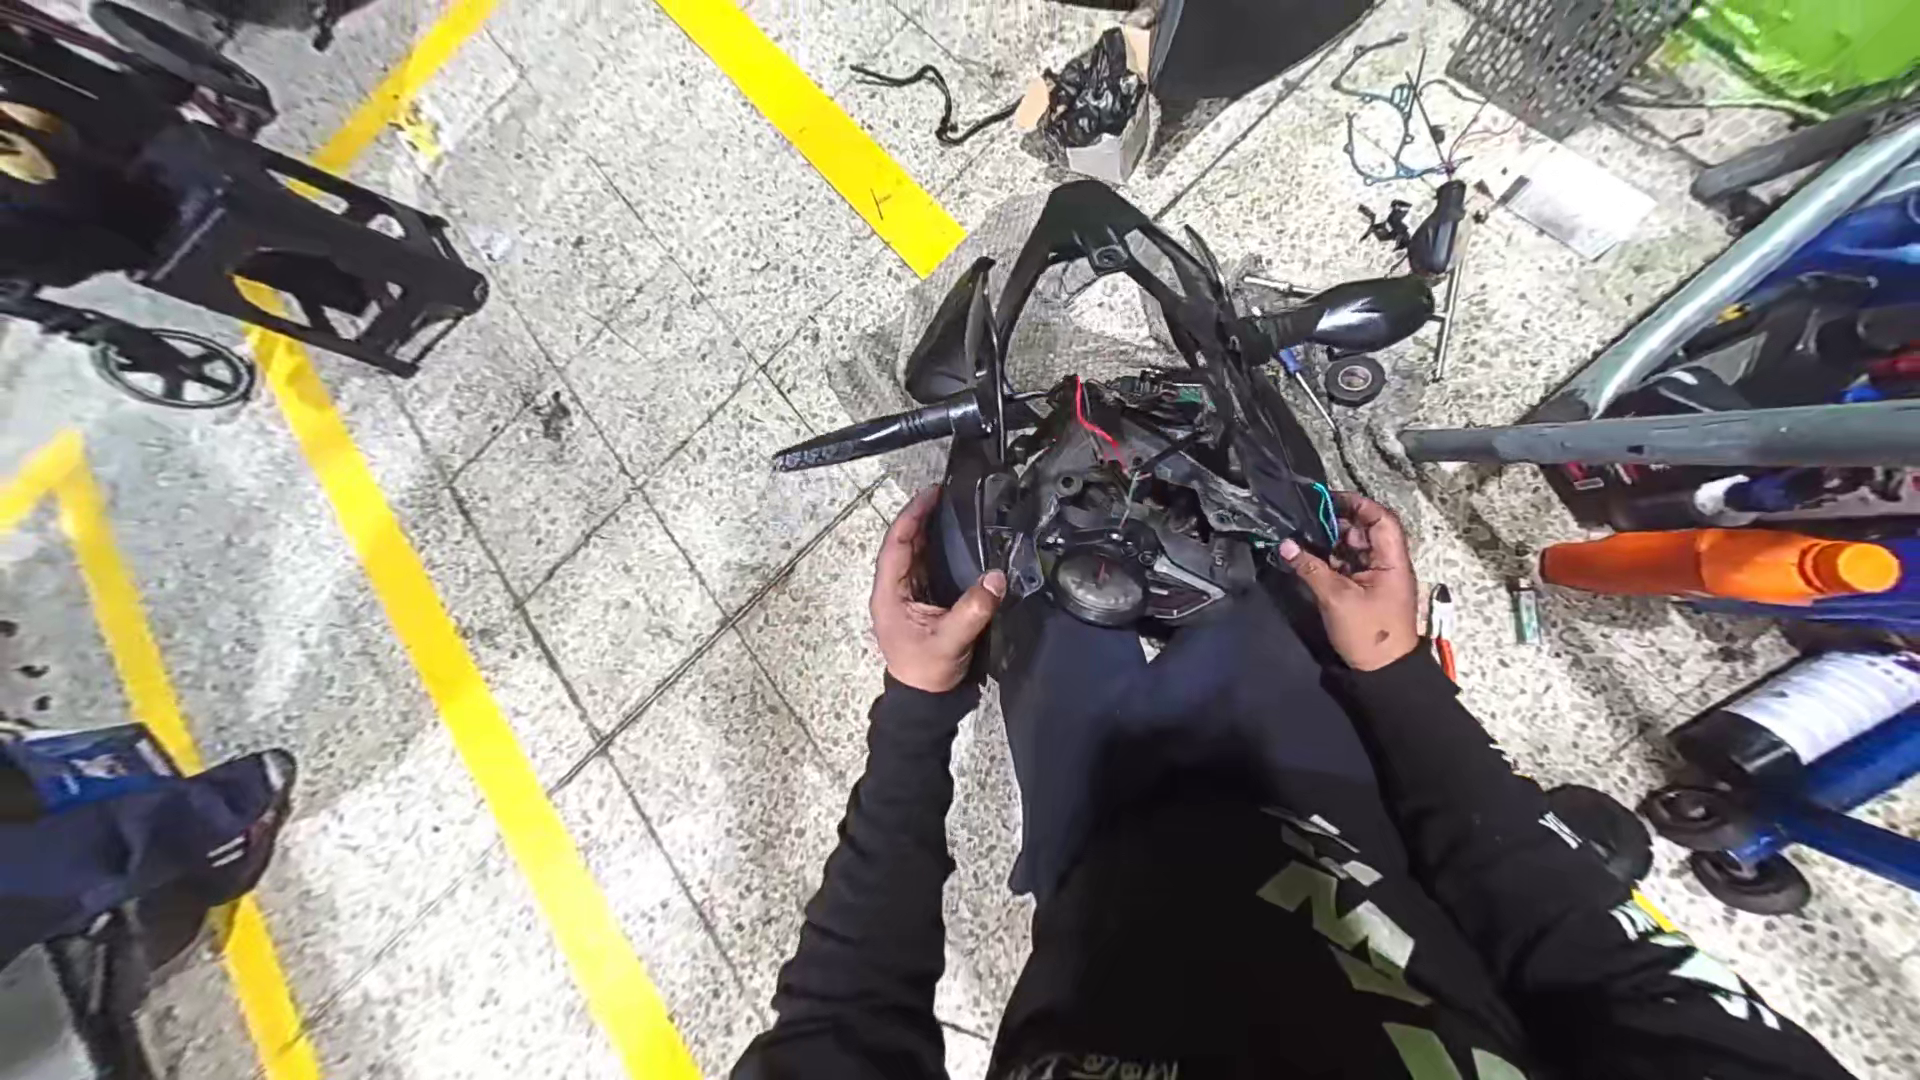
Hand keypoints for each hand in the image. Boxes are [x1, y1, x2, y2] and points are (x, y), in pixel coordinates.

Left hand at [871, 487, 1007, 692]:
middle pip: (904, 544)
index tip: (931, 496)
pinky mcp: (921, 601)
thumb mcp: (950, 641)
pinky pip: (927, 567)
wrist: (924, 701)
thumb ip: (973, 610)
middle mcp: (894, 589)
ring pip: (915, 554)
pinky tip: (955, 539)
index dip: (911, 518)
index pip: (896, 545)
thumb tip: (996, 577)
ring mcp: (906, 595)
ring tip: (951, 508)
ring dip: (929, 531)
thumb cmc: (927, 672)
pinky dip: (937, 549)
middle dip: (921, 517)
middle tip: (945, 494)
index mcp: (889, 594)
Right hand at [1278, 491, 1419, 671]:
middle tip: (1307, 518)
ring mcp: (1374, 577)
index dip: (1359, 505)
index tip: (1329, 499)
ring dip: (1329, 540)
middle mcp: (1386, 564)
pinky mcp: (1362, 589)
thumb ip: (1309, 569)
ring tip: (1302, 534)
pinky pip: (1345, 564)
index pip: (1382, 521)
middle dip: (1338, 521)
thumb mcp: (1335, 598)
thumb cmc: (1368, 632)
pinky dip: (1327, 557)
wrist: (1382, 670)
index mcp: (1392, 562)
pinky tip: (1306, 555)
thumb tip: (1285, 545)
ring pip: (1353, 547)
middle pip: (1366, 531)